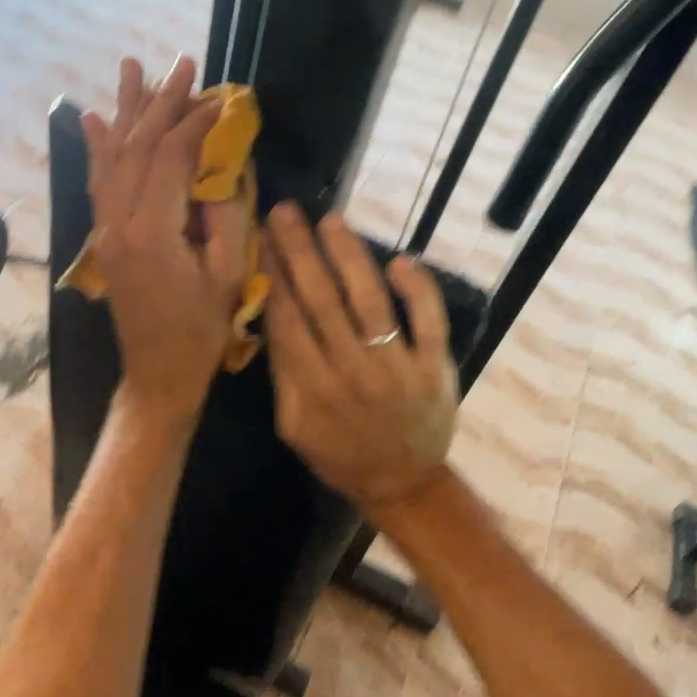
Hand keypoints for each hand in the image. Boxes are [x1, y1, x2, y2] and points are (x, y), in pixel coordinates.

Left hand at [83, 56, 248, 416]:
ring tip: (132, 67)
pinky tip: (92, 120)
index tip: (221, 98)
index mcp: (153, 232)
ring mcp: (106, 231)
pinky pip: (99, 184)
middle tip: (184, 64)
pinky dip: (98, 148)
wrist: (158, 374)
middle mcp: (119, 223)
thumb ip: (226, 215)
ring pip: (112, 158)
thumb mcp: (228, 275)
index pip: (171, 158)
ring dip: (125, 111)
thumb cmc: (201, 331)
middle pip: (137, 147)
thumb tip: (224, 166)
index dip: (195, 123)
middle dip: (161, 102)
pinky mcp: (104, 239)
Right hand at [263, 203, 456, 515]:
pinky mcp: (435, 366)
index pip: (287, 320)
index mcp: (313, 388)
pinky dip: (418, 290)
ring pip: (370, 302)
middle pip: (322, 301)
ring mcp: (398, 367)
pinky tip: (401, 260)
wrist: (402, 483)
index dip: (272, 276)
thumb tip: (270, 317)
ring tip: (331, 221)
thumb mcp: (294, 425)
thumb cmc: (340, 453)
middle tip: (286, 212)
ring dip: (349, 257)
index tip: (261, 240)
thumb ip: (284, 374)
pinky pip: (429, 321)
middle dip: (300, 252)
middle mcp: (353, 371)